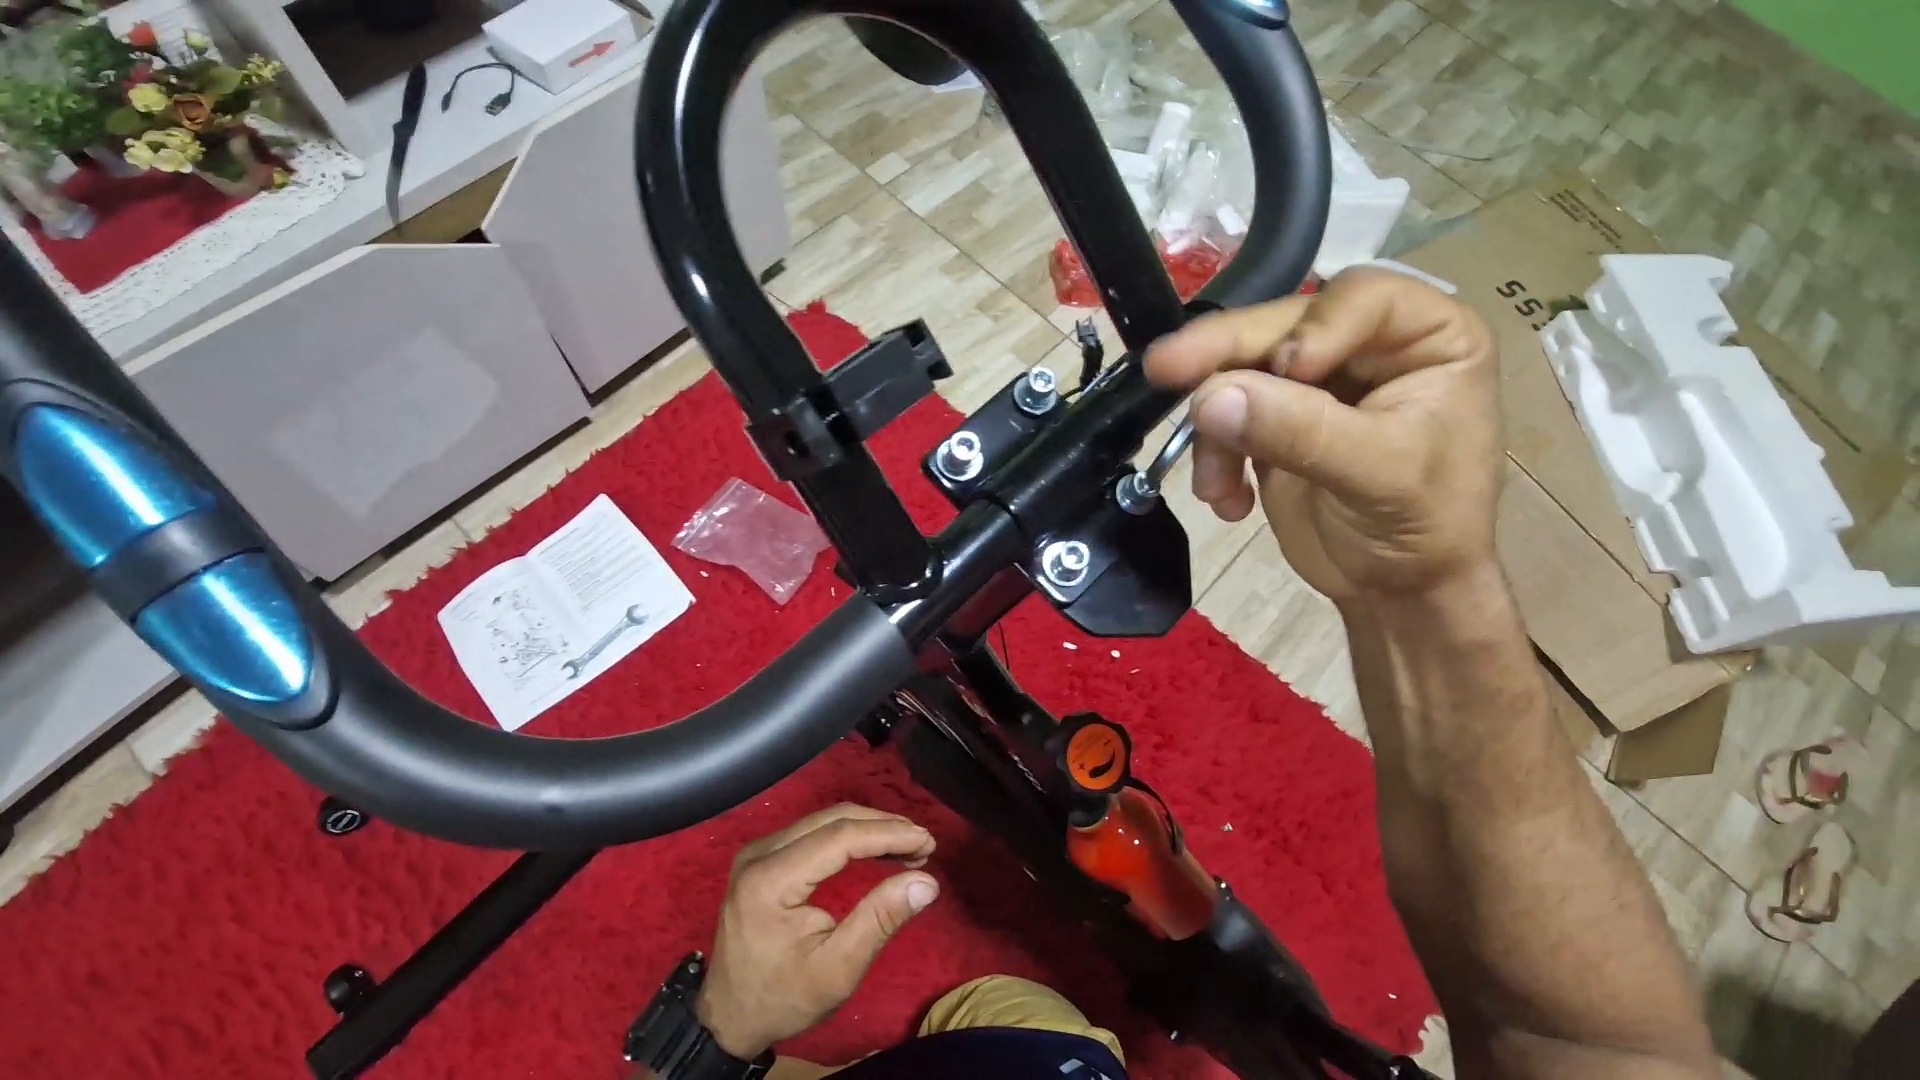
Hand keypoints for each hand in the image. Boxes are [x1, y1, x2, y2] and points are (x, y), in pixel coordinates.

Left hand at [695, 804, 939, 1058]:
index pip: (838, 838)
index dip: (887, 833)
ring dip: (870, 829)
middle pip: (832, 820)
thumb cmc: (783, 999)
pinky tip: (878, 849)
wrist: (728, 1018)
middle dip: (883, 827)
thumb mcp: (837, 970)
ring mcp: (758, 851)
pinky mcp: (763, 856)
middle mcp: (760, 853)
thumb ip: (879, 920)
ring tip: (909, 848)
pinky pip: (813, 832)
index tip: (928, 841)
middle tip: (925, 845)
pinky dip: (850, 837)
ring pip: (824, 821)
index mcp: (770, 880)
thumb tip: (926, 882)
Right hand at [1145, 267, 1501, 601]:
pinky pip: (1222, 415)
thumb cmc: (1423, 525)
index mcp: (1423, 337)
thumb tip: (1209, 397)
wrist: (1395, 589)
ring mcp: (1310, 383)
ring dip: (1213, 425)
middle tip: (1163, 368)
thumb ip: (1300, 430)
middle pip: (1280, 326)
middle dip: (1225, 357)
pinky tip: (1227, 501)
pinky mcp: (1270, 418)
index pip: (1357, 298)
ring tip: (1214, 487)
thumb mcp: (1377, 474)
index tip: (1288, 370)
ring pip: (1238, 369)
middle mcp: (1363, 346)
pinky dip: (1213, 457)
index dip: (1312, 327)